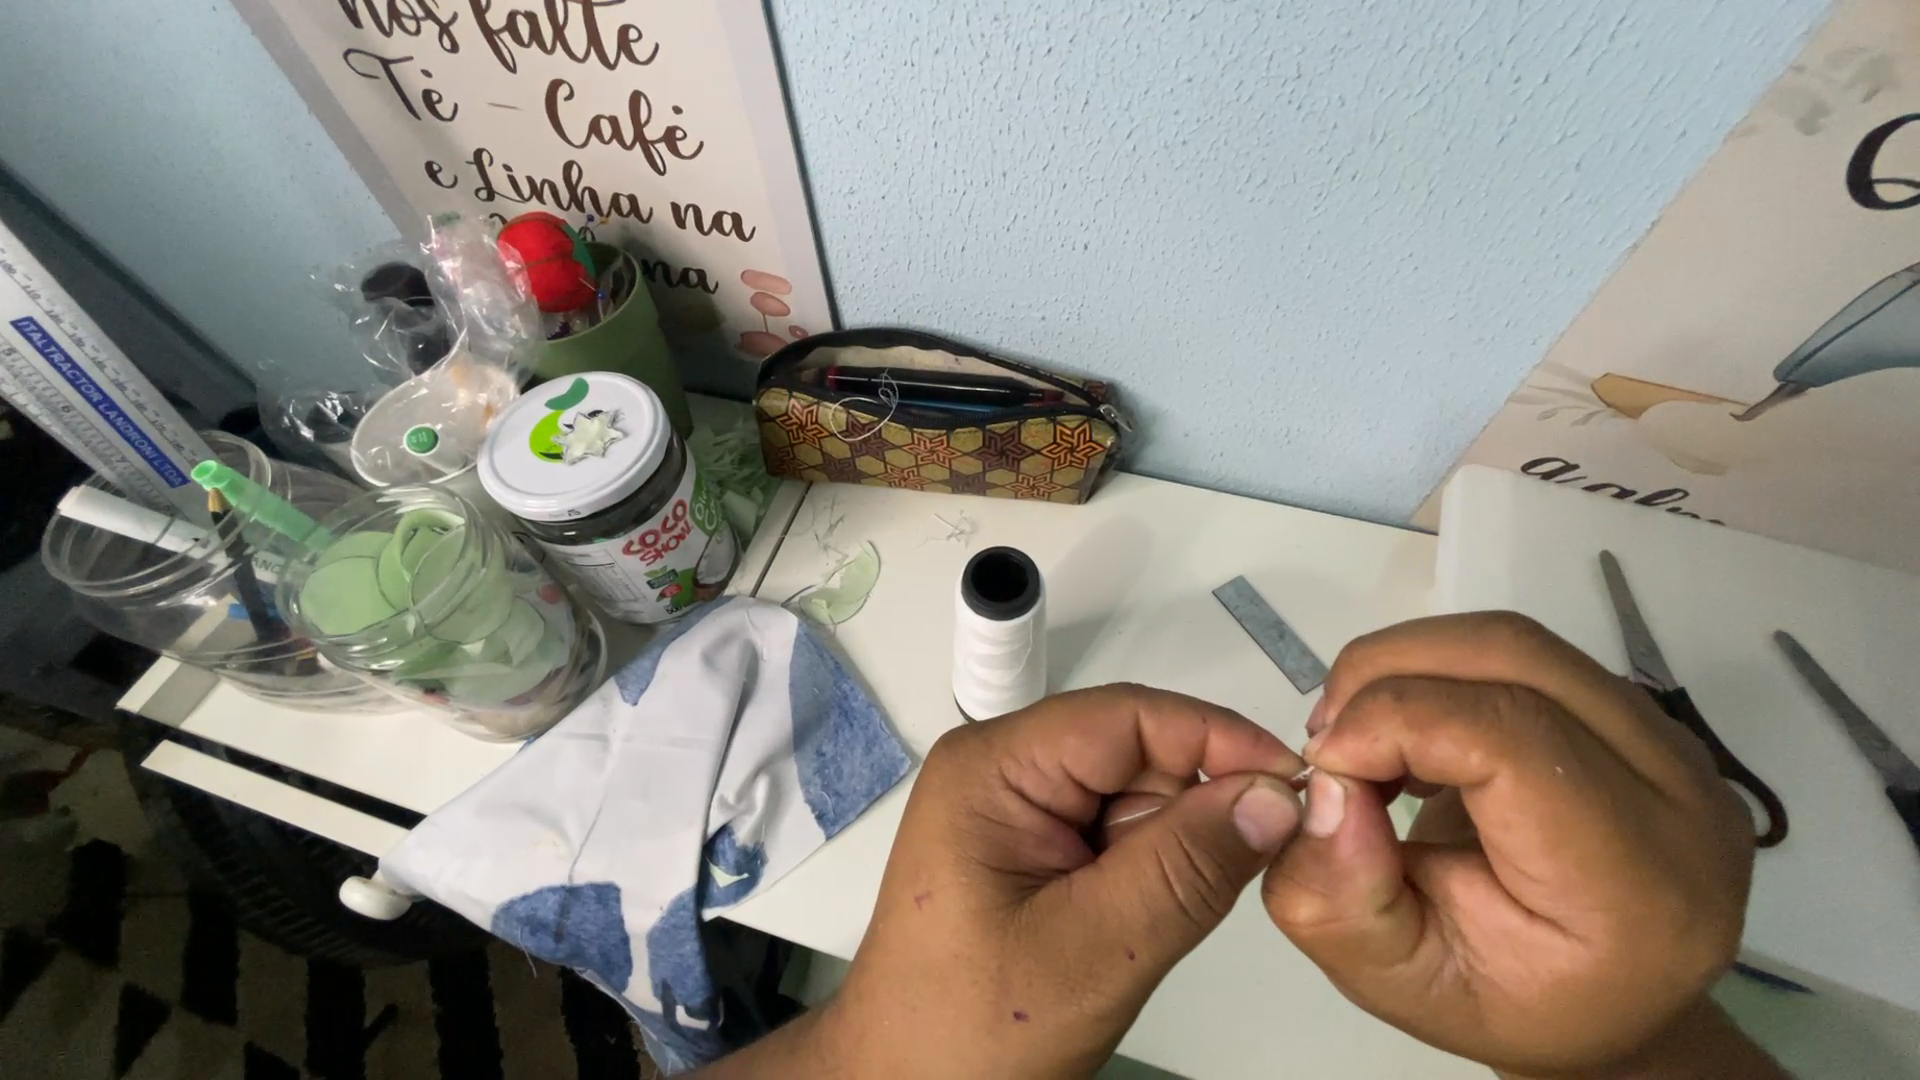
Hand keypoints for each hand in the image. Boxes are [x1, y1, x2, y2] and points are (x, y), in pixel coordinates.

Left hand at [812, 685, 1305, 1077]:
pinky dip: (1148, 864)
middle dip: (1190, 808)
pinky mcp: (1031, 834)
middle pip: (1132, 749)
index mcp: (993, 766)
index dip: (1215, 738)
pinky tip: (1130, 916)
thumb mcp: (1092, 951)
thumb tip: (1274, 797)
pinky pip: (1115, 825)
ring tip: (1141, 921)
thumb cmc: (967, 1030)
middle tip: (1220, 881)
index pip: (1125, 716)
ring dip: (1168, 845)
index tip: (1293, 783)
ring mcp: (1015, 800)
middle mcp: (1002, 765)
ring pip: (1132, 790)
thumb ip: (1186, 868)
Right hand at [1263, 613, 1758, 1077]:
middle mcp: (1676, 793)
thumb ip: (1336, 901)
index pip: (1508, 736)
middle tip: (1326, 739)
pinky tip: (1402, 727)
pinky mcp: (1627, 713)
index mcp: (1633, 883)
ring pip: (1504, 639)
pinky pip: (1508, 650)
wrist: (1595, 996)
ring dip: (1400, 664)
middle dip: (1384, 674)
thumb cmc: (1494, 996)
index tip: (1319, 767)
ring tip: (1356, 731)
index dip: (1391, 723)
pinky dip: (1427, 667)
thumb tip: (1323, 786)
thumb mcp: (1390, 978)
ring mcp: (1662, 741)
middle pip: (1509, 657)